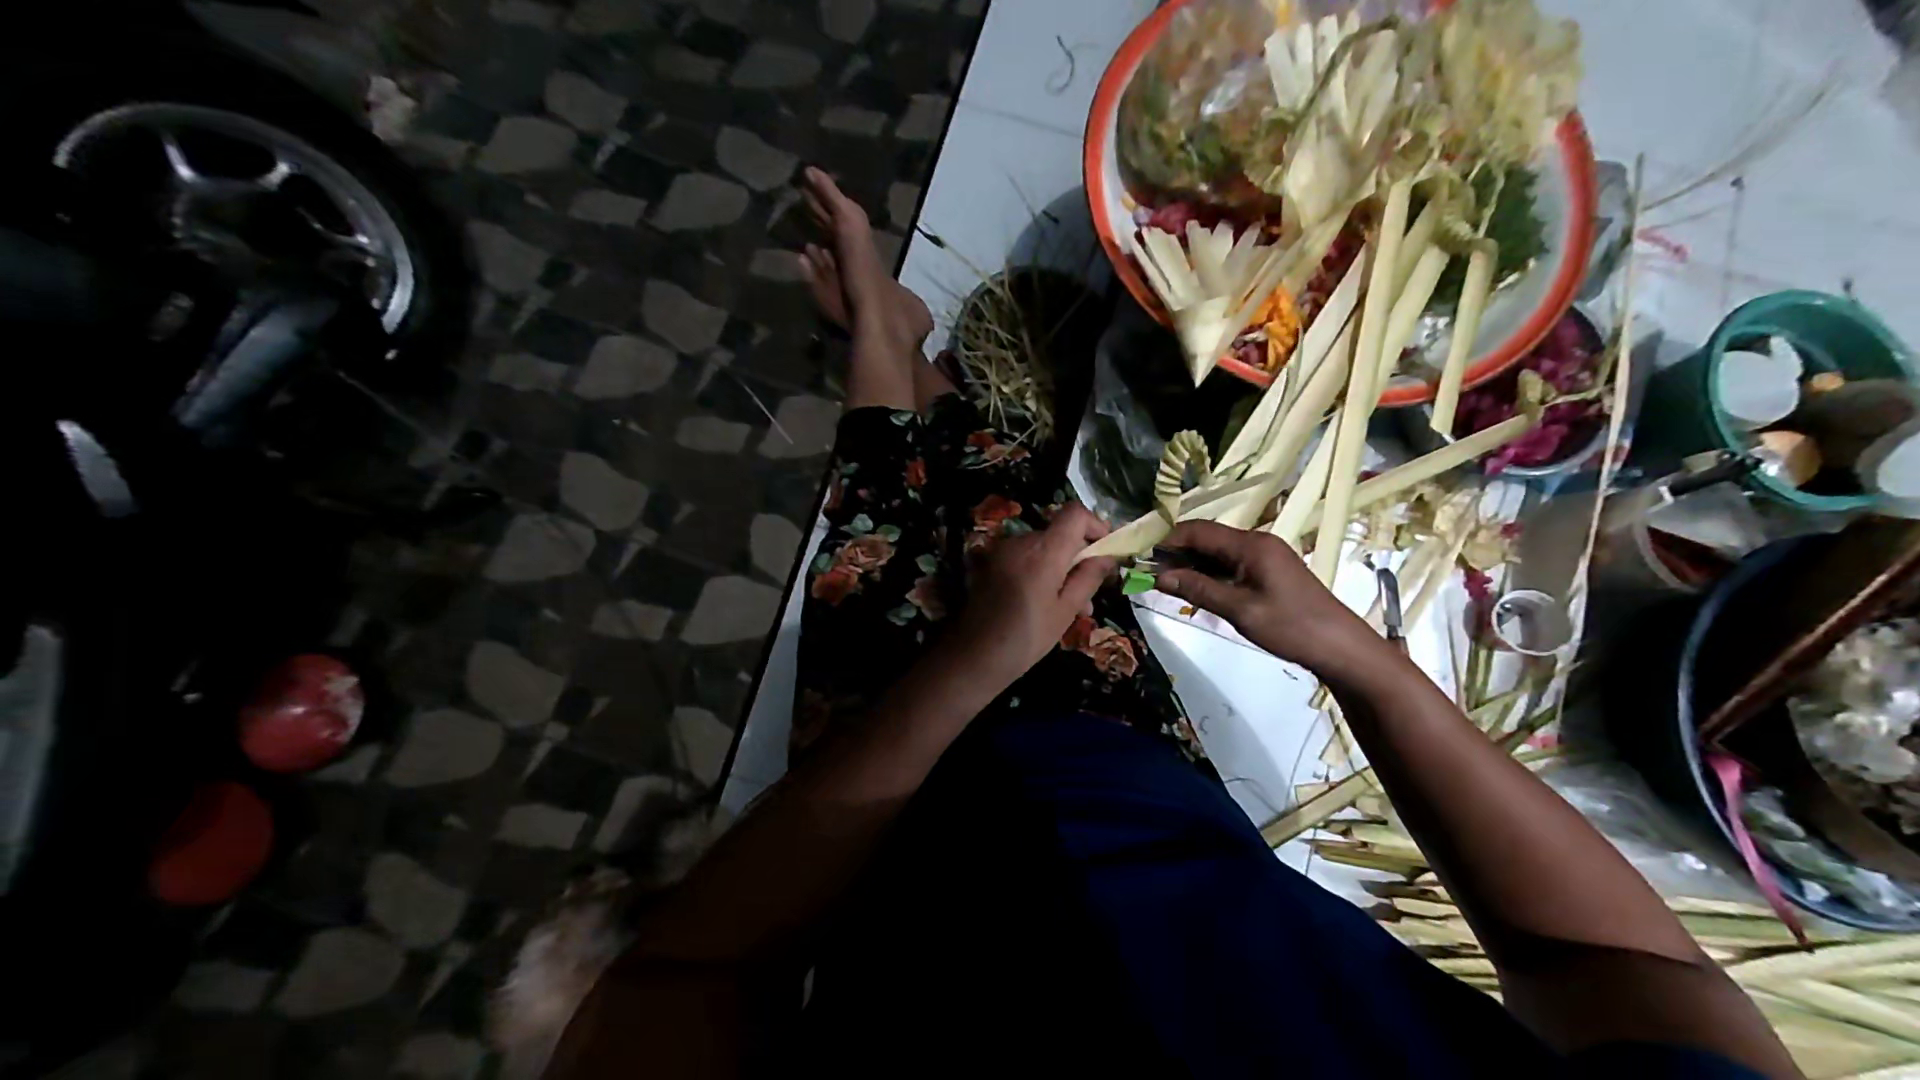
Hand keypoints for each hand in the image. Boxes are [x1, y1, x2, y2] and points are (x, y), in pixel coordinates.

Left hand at [945, 503, 1114, 689]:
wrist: (974, 655)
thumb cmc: (1026, 637)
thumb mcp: (1066, 611)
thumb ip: (1088, 577)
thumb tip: (1107, 556)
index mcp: (1043, 550)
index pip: (1074, 514)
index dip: (1095, 525)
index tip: (1106, 550)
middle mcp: (1021, 542)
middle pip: (1059, 534)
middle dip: (1079, 559)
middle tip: (1089, 596)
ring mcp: (1003, 551)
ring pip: (1043, 549)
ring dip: (1060, 570)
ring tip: (1070, 609)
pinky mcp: (991, 563)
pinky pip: (1025, 559)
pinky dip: (1040, 573)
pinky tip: (1044, 604)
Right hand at [1154, 520, 1375, 674]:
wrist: (1341, 648)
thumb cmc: (1291, 627)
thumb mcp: (1239, 610)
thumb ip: (1197, 589)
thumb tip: (1158, 576)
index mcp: (1251, 544)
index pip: (1197, 530)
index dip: (1166, 541)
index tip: (1141, 558)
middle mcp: (1256, 542)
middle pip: (1205, 539)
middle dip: (1175, 554)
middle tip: (1148, 575)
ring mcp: (1264, 556)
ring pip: (1216, 553)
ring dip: (1190, 566)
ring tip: (1165, 585)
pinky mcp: (1268, 571)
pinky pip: (1229, 565)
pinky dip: (1208, 575)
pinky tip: (1194, 591)